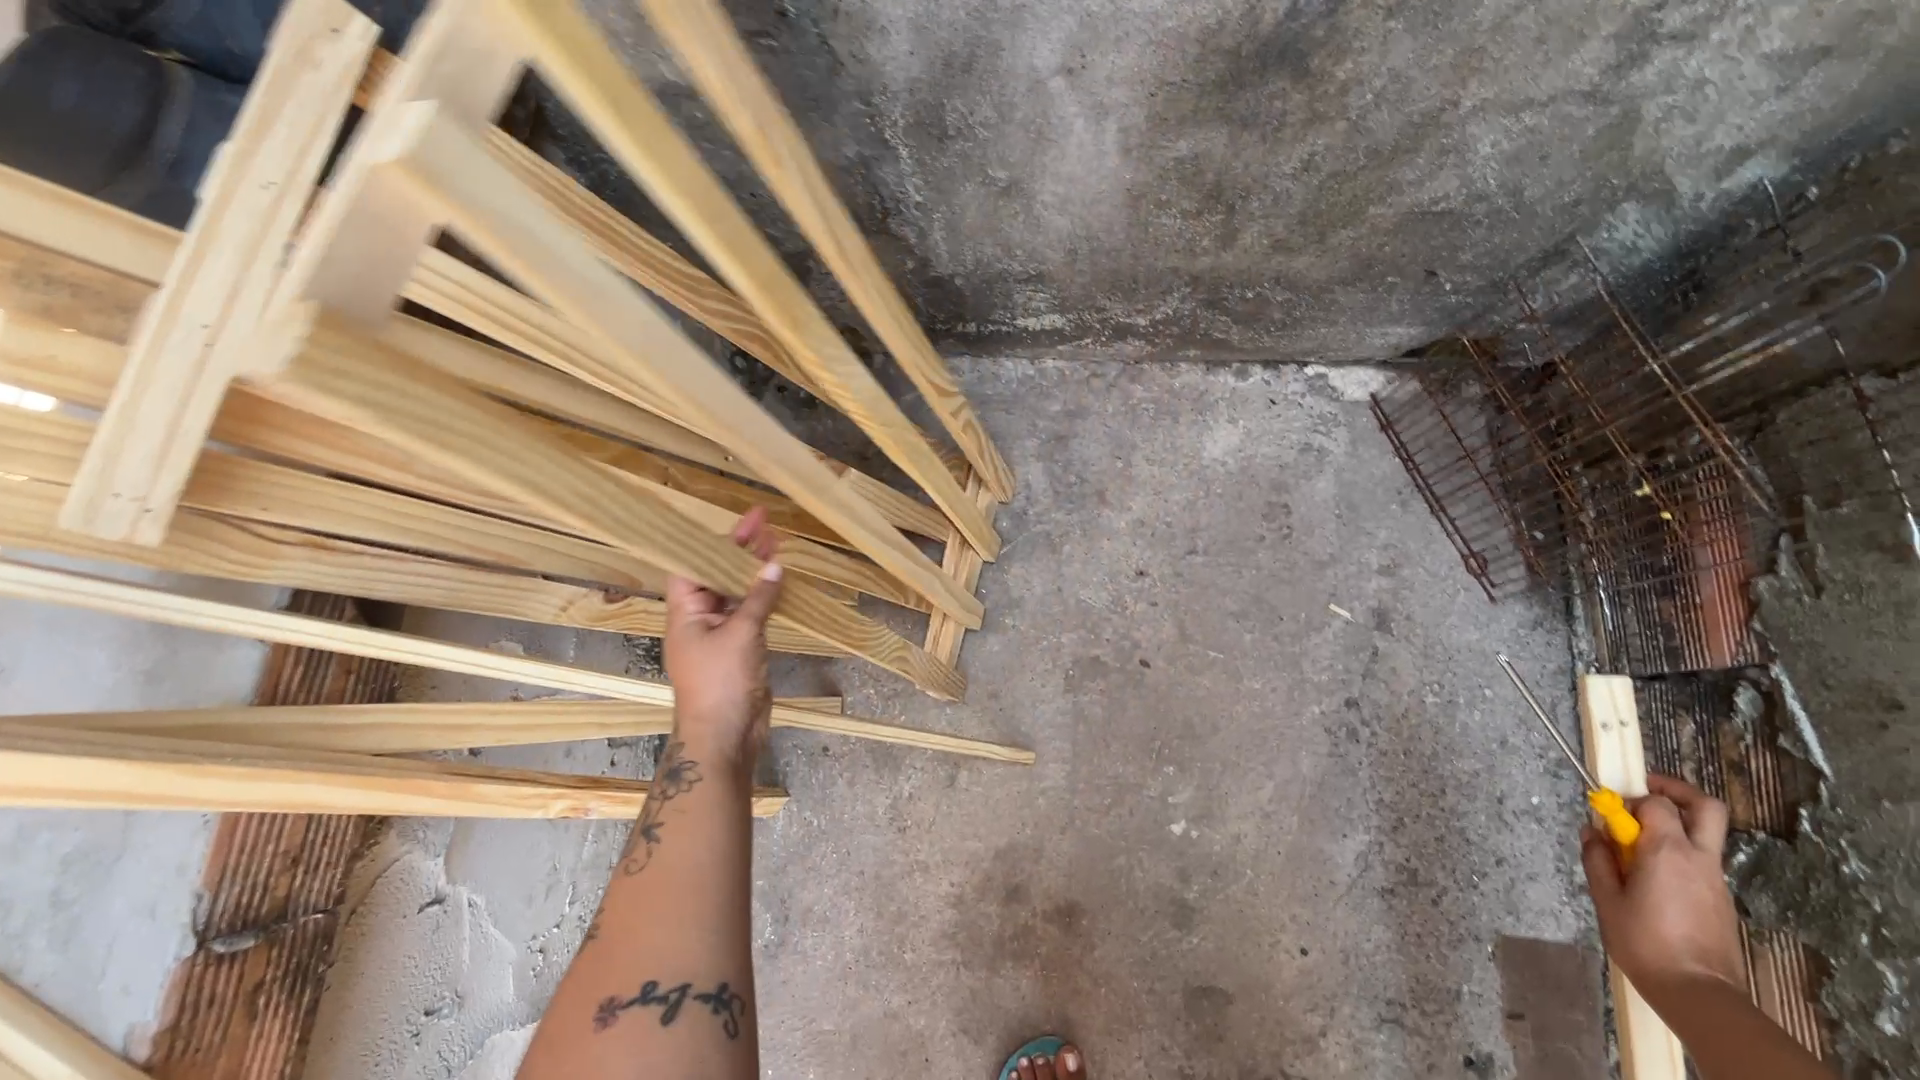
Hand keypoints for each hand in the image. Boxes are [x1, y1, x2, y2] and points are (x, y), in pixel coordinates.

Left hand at [663, 508, 783, 770]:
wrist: (725, 736)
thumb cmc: (721, 682)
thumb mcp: (741, 635)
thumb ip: (758, 598)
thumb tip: (774, 566)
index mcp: (684, 613)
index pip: (694, 565)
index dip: (717, 541)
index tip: (745, 522)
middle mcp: (698, 620)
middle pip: (717, 577)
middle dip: (740, 552)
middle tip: (768, 527)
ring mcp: (719, 636)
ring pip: (736, 596)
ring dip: (754, 574)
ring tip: (778, 547)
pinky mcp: (739, 651)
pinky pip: (750, 616)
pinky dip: (764, 599)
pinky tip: (781, 584)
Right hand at [1581, 774, 1745, 1005]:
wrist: (1698, 991)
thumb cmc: (1644, 942)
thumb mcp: (1606, 899)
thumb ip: (1598, 860)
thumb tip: (1592, 832)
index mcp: (1668, 851)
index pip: (1656, 803)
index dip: (1630, 799)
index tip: (1608, 812)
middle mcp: (1699, 858)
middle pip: (1705, 806)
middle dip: (1677, 790)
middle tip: (1646, 793)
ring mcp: (1716, 879)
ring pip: (1706, 833)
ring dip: (1677, 825)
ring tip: (1641, 844)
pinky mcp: (1722, 899)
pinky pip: (1702, 861)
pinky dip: (1680, 854)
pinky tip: (1654, 879)